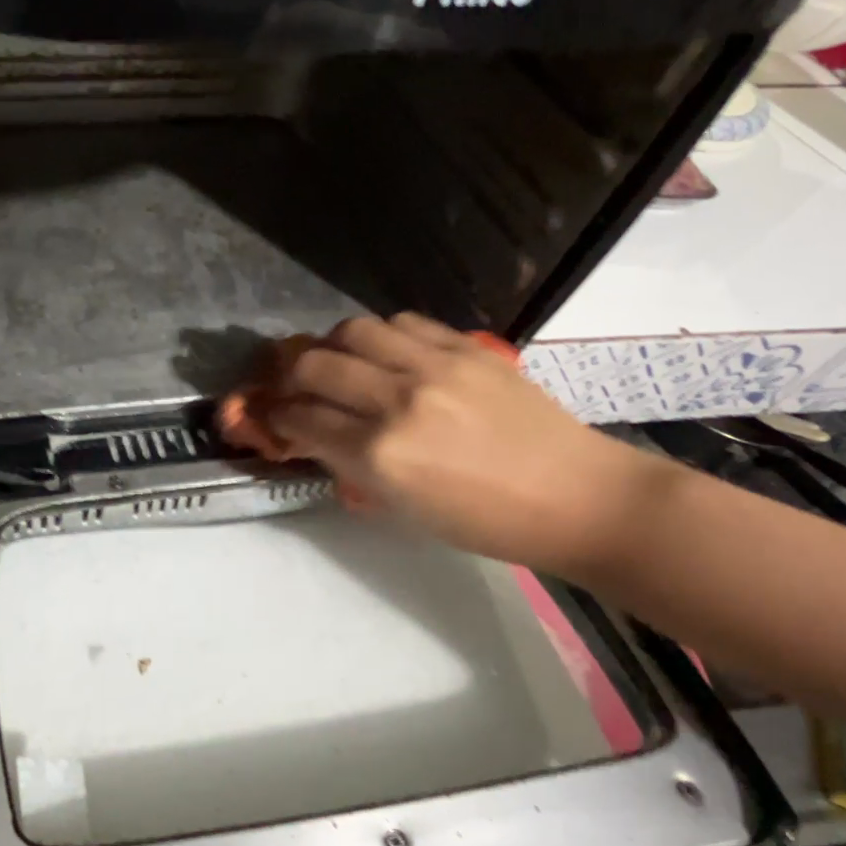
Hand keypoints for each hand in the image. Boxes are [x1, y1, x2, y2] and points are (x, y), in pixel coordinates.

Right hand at [235, 313, 669, 576]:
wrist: (575, 497)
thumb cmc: (483, 523)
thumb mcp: (400, 507)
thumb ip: (349, 465)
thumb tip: (311, 433)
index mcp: (379, 455)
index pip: (299, 419)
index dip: (273, 416)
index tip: (269, 417)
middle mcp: (397, 401)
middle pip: (312, 365)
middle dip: (288, 377)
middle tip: (291, 386)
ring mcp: (434, 367)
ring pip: (352, 330)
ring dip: (330, 346)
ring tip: (335, 362)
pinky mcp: (466, 347)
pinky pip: (402, 322)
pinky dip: (379, 336)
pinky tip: (383, 353)